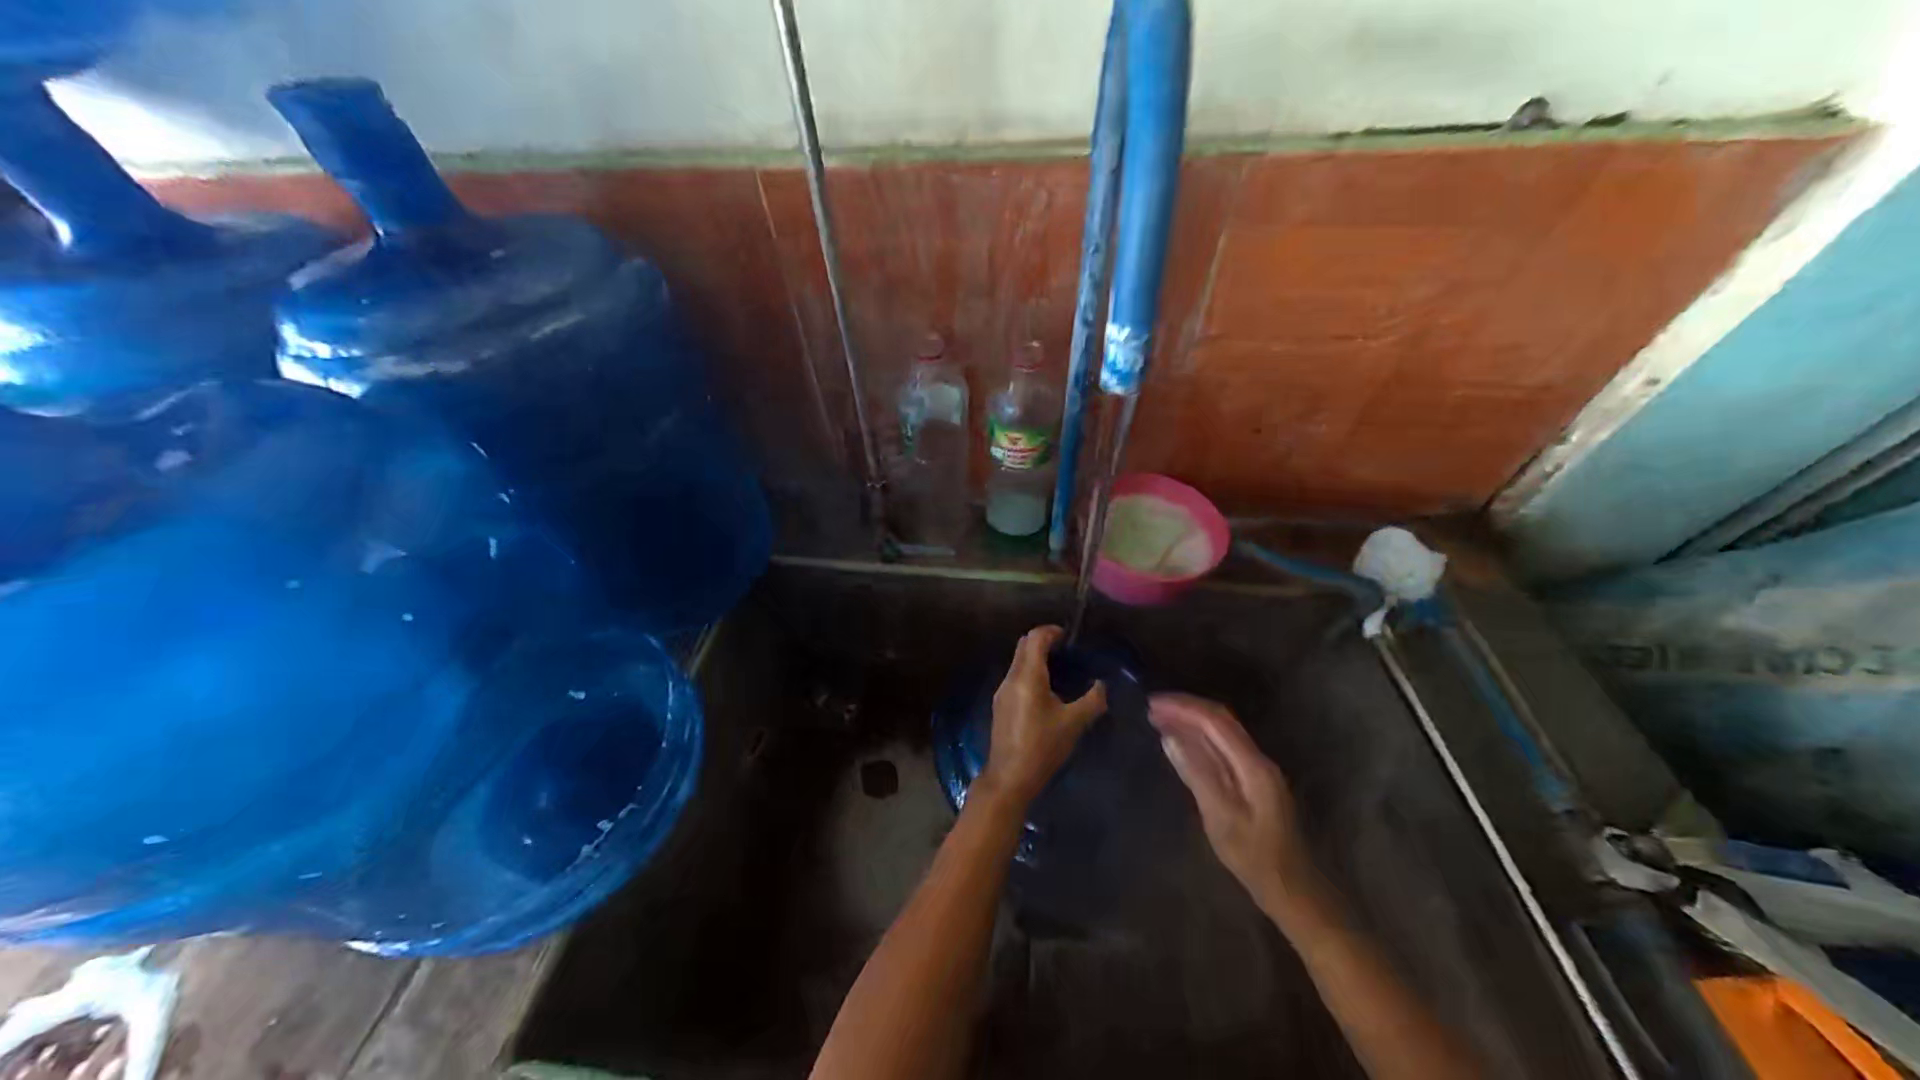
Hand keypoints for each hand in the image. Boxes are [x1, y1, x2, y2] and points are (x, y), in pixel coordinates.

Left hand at [977, 625, 1106, 806]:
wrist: (1010, 776)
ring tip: (1061, 669)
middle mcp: (1011, 678)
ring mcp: (1002, 691)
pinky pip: (1015, 676)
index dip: (1052, 631)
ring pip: (1018, 661)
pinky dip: (1030, 672)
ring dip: (1036, 658)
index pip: (1035, 638)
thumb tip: (1102, 685)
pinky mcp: (1000, 705)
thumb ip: (1092, 700)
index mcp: (1027, 677)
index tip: (1069, 636)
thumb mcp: (1074, 723)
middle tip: (1067, 650)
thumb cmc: (1043, 747)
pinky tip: (1047, 690)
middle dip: (1043, 641)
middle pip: (1023, 645)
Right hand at [1148, 694, 1323, 923]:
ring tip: (1159, 720)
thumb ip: (1196, 773)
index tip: (1151, 704)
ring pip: (1222, 732)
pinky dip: (1199, 738)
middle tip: (1151, 708)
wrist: (1292, 890)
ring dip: (1191, 721)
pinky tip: (1182, 744)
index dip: (1182, 707)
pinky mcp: (1253, 781)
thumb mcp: (1220, 817)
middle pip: (1220, 720)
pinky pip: (1223, 747)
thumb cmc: (1254, 857)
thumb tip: (1169, 736)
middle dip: (1186, 708)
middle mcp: (1258, 759)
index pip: (1215, 720)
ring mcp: (1257, 770)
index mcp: (1253, 765)